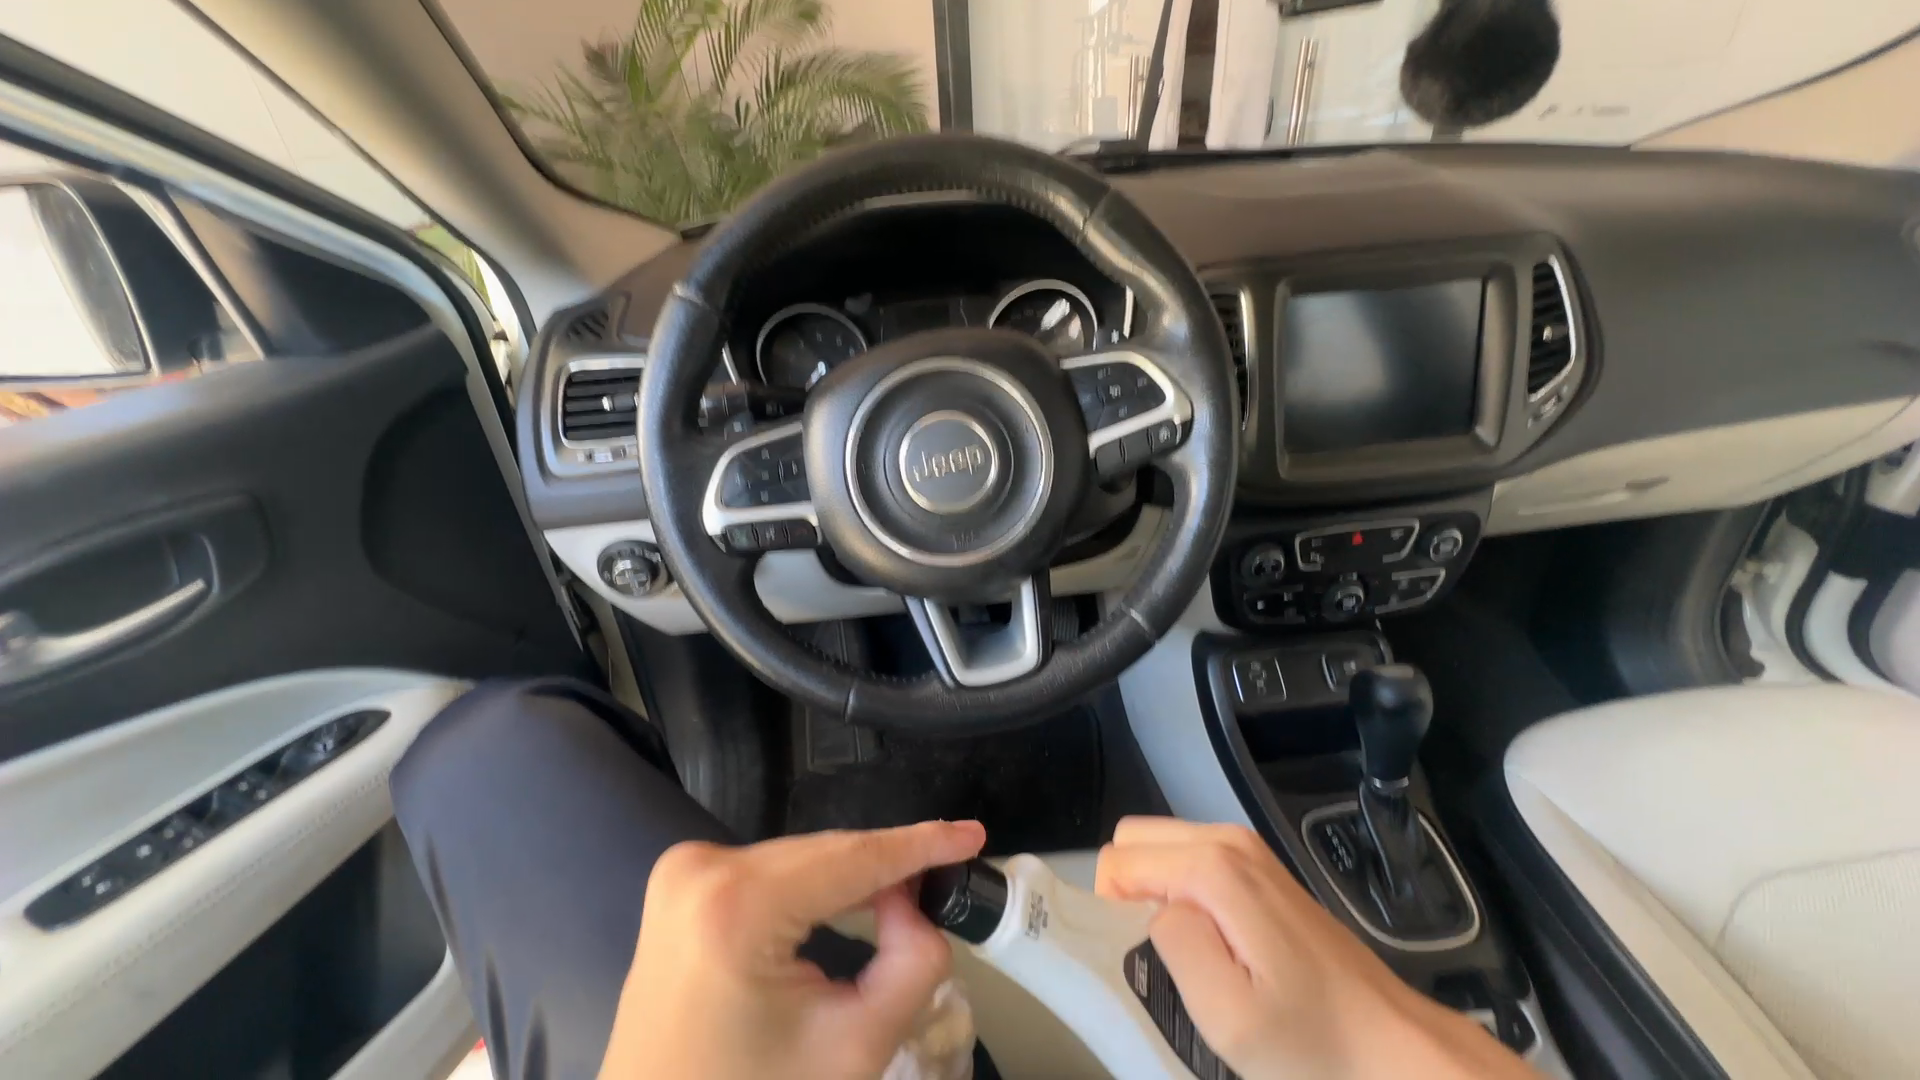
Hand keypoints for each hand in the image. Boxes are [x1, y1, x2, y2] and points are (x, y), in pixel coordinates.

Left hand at [598, 819, 985, 1079]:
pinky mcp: (680, 880)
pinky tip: (853, 895)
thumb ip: (911, 960)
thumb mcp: (856, 1045)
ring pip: (802, 858)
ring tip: (910, 890)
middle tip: (949, 874)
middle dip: (889, 865)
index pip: (853, 859)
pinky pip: (772, 868)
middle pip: (825, 854)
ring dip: (854, 875)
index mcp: (737, 906)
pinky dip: (816, 882)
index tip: (972, 834)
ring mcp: (684, 869)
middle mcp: (703, 867)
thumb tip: (910, 899)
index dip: (920, 844)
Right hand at [1096, 817, 1533, 1079]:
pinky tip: (1214, 945)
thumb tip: (1150, 908)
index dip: (1113, 909)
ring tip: (1189, 954)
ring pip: (1161, 848)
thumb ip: (1174, 943)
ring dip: (1155, 893)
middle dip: (1129, 892)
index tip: (1141, 959)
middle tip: (1160, 955)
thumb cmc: (1312, 1042)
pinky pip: (1190, 860)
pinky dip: (1182, 892)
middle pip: (1135, 841)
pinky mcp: (1261, 869)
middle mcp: (1228, 841)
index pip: (1118, 859)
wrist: (1395, 1046)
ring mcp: (1249, 850)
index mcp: (1214, 867)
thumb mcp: (1229, 1016)